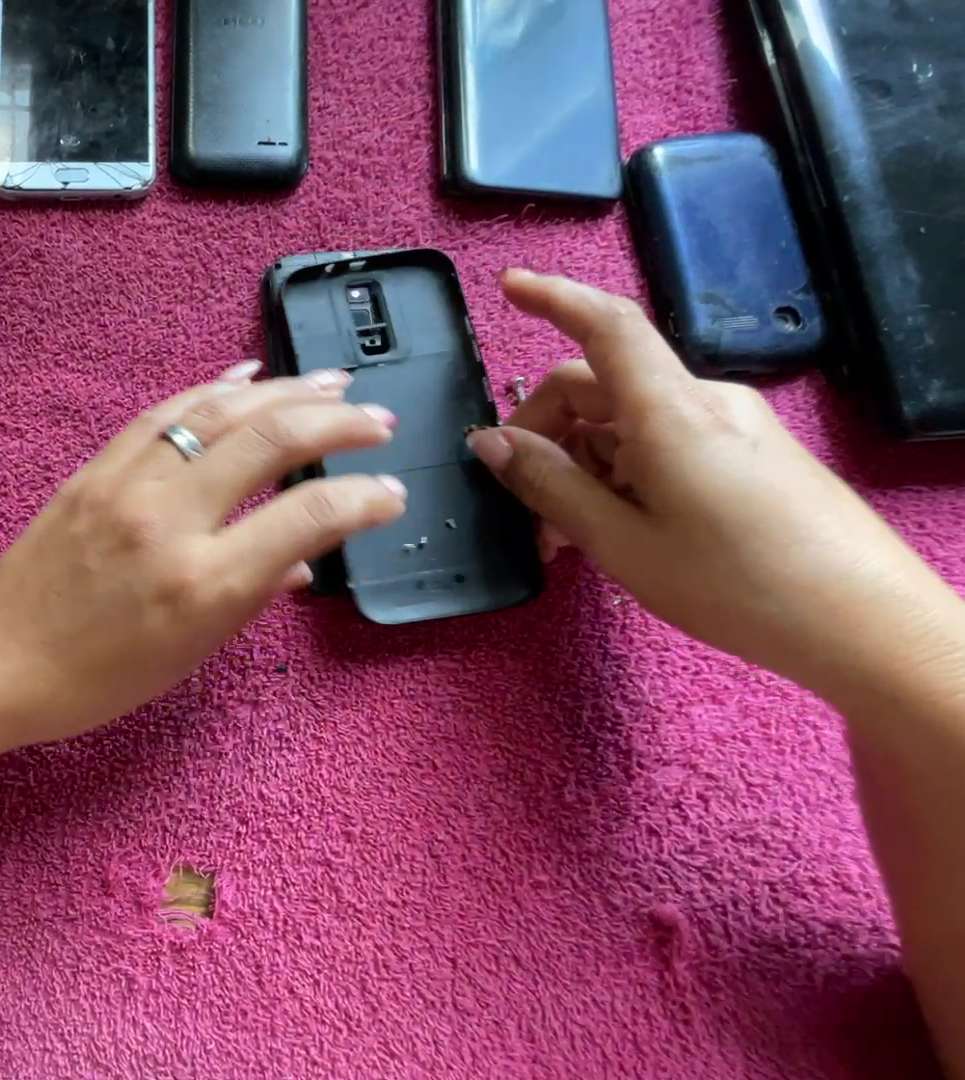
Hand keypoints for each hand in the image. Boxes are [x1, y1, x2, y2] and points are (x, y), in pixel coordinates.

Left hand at [0, 361, 405, 747]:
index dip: (366, 498)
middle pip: (271, 440)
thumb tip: (307, 561)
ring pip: (217, 411)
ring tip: (328, 385)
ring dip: (282, 391)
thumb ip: (254, 598)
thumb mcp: (189, 655)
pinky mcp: (92, 471)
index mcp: (203, 583)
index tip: (390, 495)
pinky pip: (161, 415)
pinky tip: (243, 379)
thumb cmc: (95, 679)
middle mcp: (169, 521)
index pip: (309, 515)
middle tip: (377, 420)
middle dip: (338, 421)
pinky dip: (209, 390)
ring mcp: (125, 486)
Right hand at [470, 269, 961, 694]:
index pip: (607, 329)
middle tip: (523, 508)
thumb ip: (549, 484)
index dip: (554, 299)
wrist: (869, 629)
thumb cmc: (738, 584)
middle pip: (595, 389)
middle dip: (543, 437)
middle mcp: (702, 404)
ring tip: (563, 539)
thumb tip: (490, 442)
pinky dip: (612, 477)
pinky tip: (606, 530)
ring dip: (575, 468)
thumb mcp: (619, 541)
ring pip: (619, 425)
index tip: (508, 286)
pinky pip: (654, 446)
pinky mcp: (744, 455)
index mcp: (671, 415)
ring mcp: (728, 428)